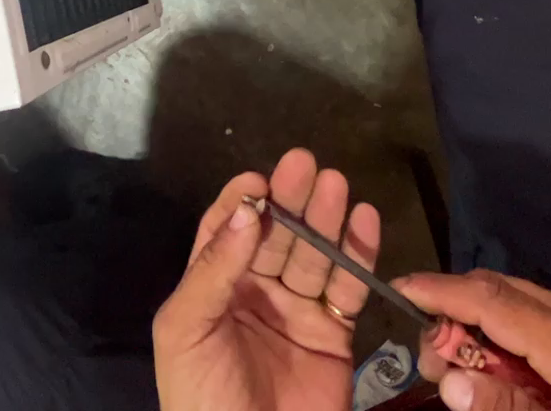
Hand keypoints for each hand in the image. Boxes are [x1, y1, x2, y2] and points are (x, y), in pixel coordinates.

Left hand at [152, 149, 382, 410]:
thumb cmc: (200, 393)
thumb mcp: (186, 328)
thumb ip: (213, 269)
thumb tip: (243, 209)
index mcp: (213, 285)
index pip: (227, 228)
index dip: (242, 200)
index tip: (260, 179)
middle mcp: (255, 289)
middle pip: (275, 233)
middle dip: (290, 198)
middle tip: (305, 163)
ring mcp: (296, 311)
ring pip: (312, 253)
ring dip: (324, 218)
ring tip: (336, 184)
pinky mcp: (332, 335)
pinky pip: (346, 289)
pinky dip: (357, 256)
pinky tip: (364, 221)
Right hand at [392, 270, 550, 410]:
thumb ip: (509, 410)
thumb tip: (448, 383)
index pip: (493, 300)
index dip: (441, 291)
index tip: (398, 288)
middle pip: (503, 292)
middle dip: (457, 314)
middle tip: (434, 361)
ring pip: (523, 304)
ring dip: (486, 329)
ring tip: (471, 375)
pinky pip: (547, 323)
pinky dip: (516, 339)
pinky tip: (513, 377)